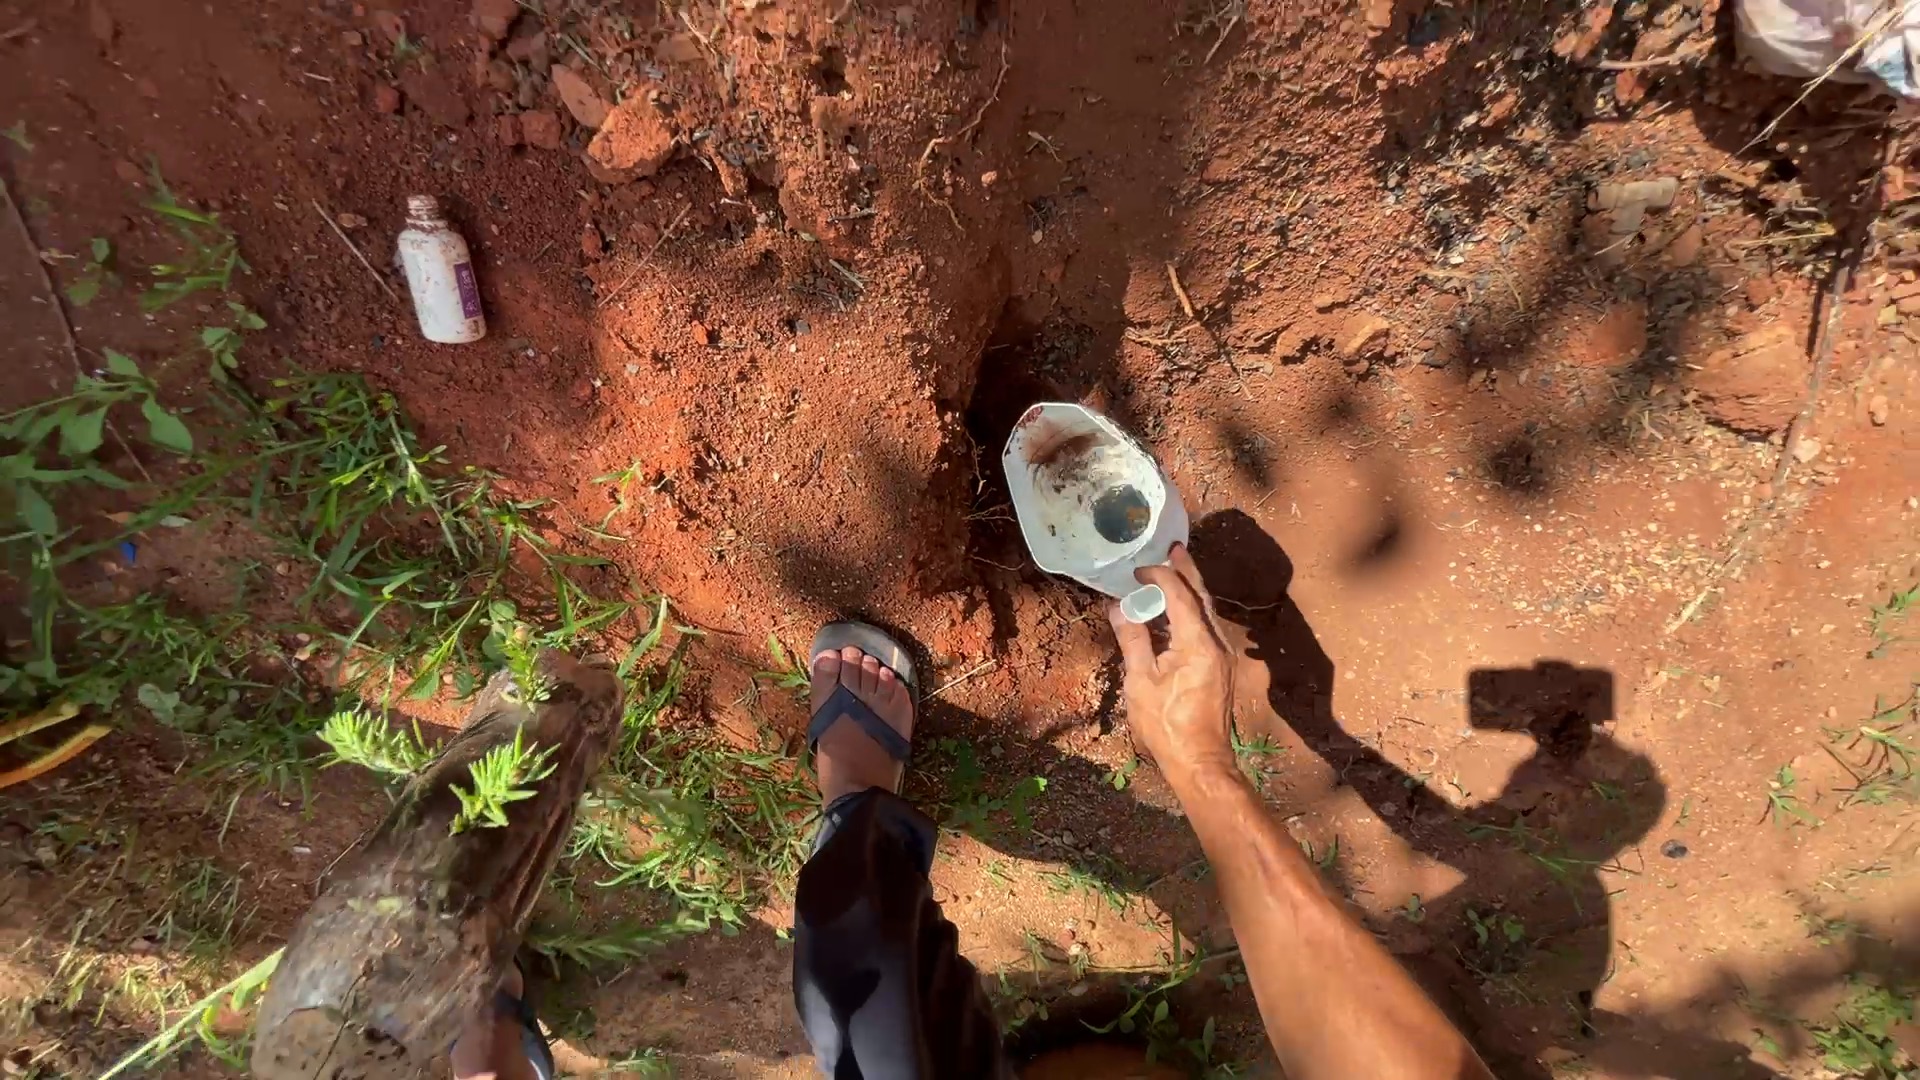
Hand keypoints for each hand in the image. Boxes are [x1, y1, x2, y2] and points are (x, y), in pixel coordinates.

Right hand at [1107, 544, 1237, 791]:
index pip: (1180, 596)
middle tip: (1173, 549)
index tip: (1138, 570)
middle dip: (1186, 572)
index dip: (1160, 577)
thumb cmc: (1166, 724)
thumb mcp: (1140, 680)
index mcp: (1197, 643)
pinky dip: (1192, 612)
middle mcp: (1217, 644)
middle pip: (1202, 597)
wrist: (1200, 761)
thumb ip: (1132, 639)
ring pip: (1207, 612)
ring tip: (1173, 572)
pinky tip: (1176, 612)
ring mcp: (1223, 656)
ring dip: (1189, 591)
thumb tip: (1118, 608)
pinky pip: (1207, 628)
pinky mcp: (1221, 668)